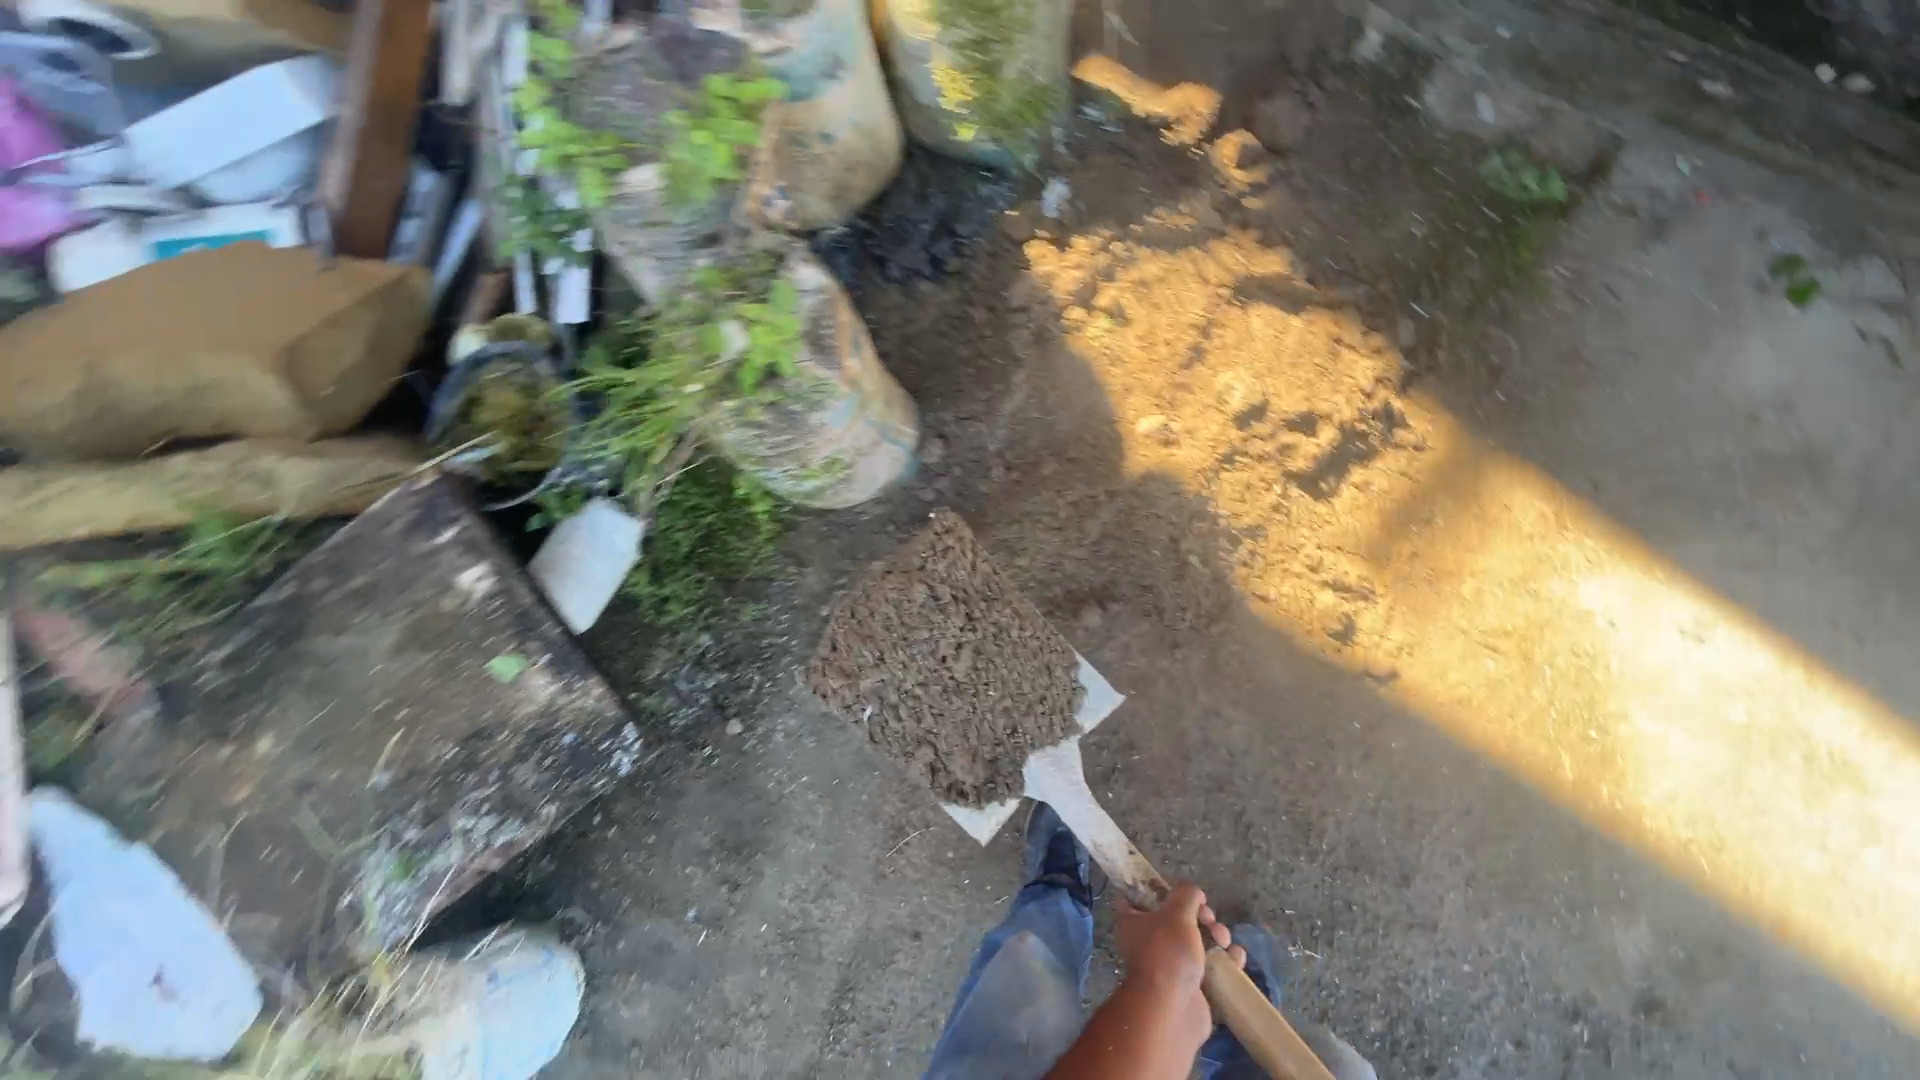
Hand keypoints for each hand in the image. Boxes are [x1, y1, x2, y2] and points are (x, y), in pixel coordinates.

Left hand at [1115, 883, 1245, 1052]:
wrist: (1173, 1009)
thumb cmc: (1167, 953)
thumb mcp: (1176, 912)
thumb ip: (1186, 895)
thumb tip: (1195, 893)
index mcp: (1133, 921)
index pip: (1139, 897)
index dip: (1160, 890)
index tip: (1181, 891)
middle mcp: (1148, 941)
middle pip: (1177, 917)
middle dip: (1200, 915)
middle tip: (1209, 920)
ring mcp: (1170, 964)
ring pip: (1197, 940)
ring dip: (1216, 935)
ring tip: (1223, 941)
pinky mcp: (1191, 984)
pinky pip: (1210, 965)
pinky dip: (1224, 959)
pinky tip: (1235, 957)